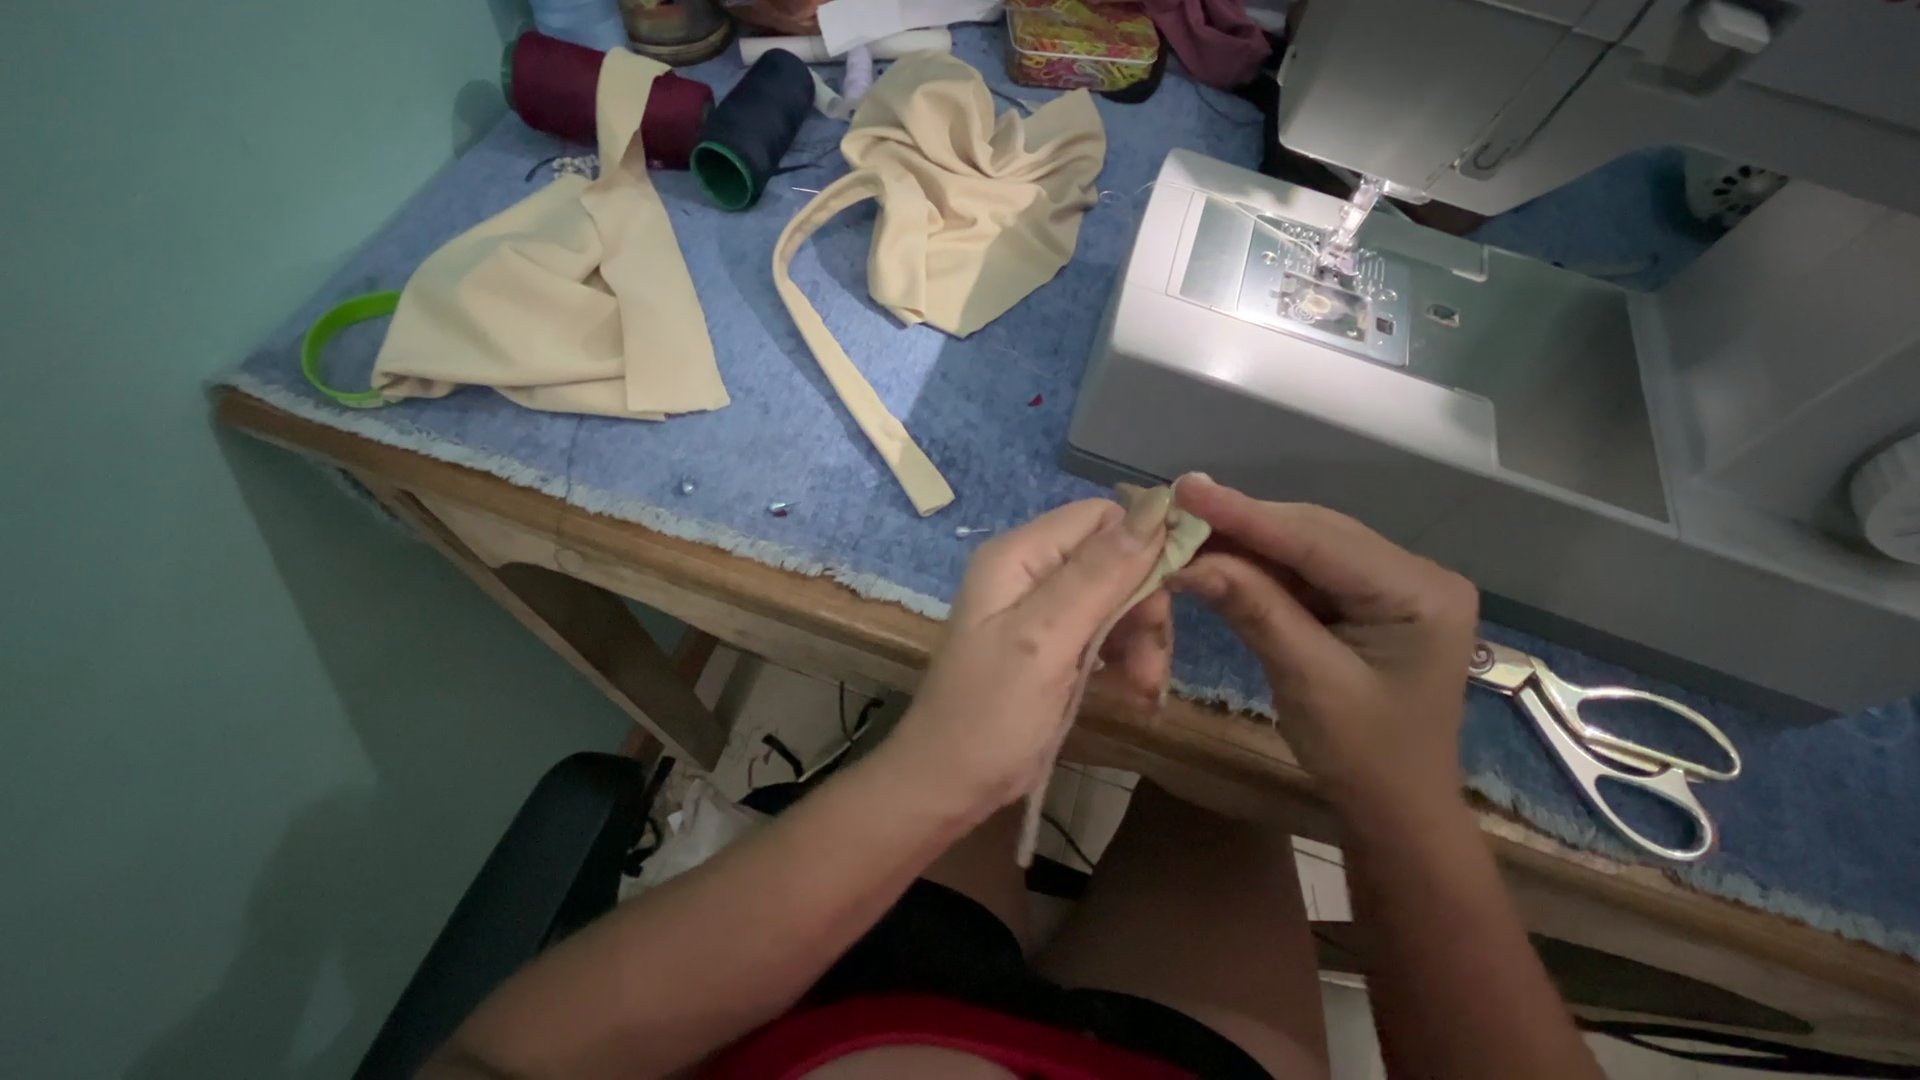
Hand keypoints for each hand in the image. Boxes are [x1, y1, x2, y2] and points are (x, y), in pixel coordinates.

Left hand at [881, 499, 1167, 820]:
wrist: (949, 783)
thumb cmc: (990, 714)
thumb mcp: (1046, 640)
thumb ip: (1098, 574)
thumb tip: (1157, 506)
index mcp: (1019, 555)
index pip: (1101, 518)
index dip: (1144, 547)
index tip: (1170, 596)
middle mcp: (1029, 571)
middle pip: (1114, 560)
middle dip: (1143, 608)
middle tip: (1152, 665)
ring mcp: (1040, 610)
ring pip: (1116, 599)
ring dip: (1140, 641)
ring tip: (1143, 690)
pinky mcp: (1052, 645)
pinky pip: (1104, 632)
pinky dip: (1125, 659)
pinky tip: (1133, 694)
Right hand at [1169, 477, 1479, 806]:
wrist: (1398, 808)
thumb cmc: (1364, 756)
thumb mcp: (1307, 681)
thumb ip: (1255, 610)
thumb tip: (1188, 562)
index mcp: (1420, 592)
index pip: (1319, 541)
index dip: (1246, 514)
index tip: (1186, 488)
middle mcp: (1415, 574)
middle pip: (1313, 534)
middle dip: (1241, 523)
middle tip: (1172, 506)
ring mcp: (1393, 584)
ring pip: (1304, 547)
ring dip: (1244, 540)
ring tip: (1182, 524)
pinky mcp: (1368, 599)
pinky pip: (1305, 571)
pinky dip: (1258, 567)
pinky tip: (1216, 554)